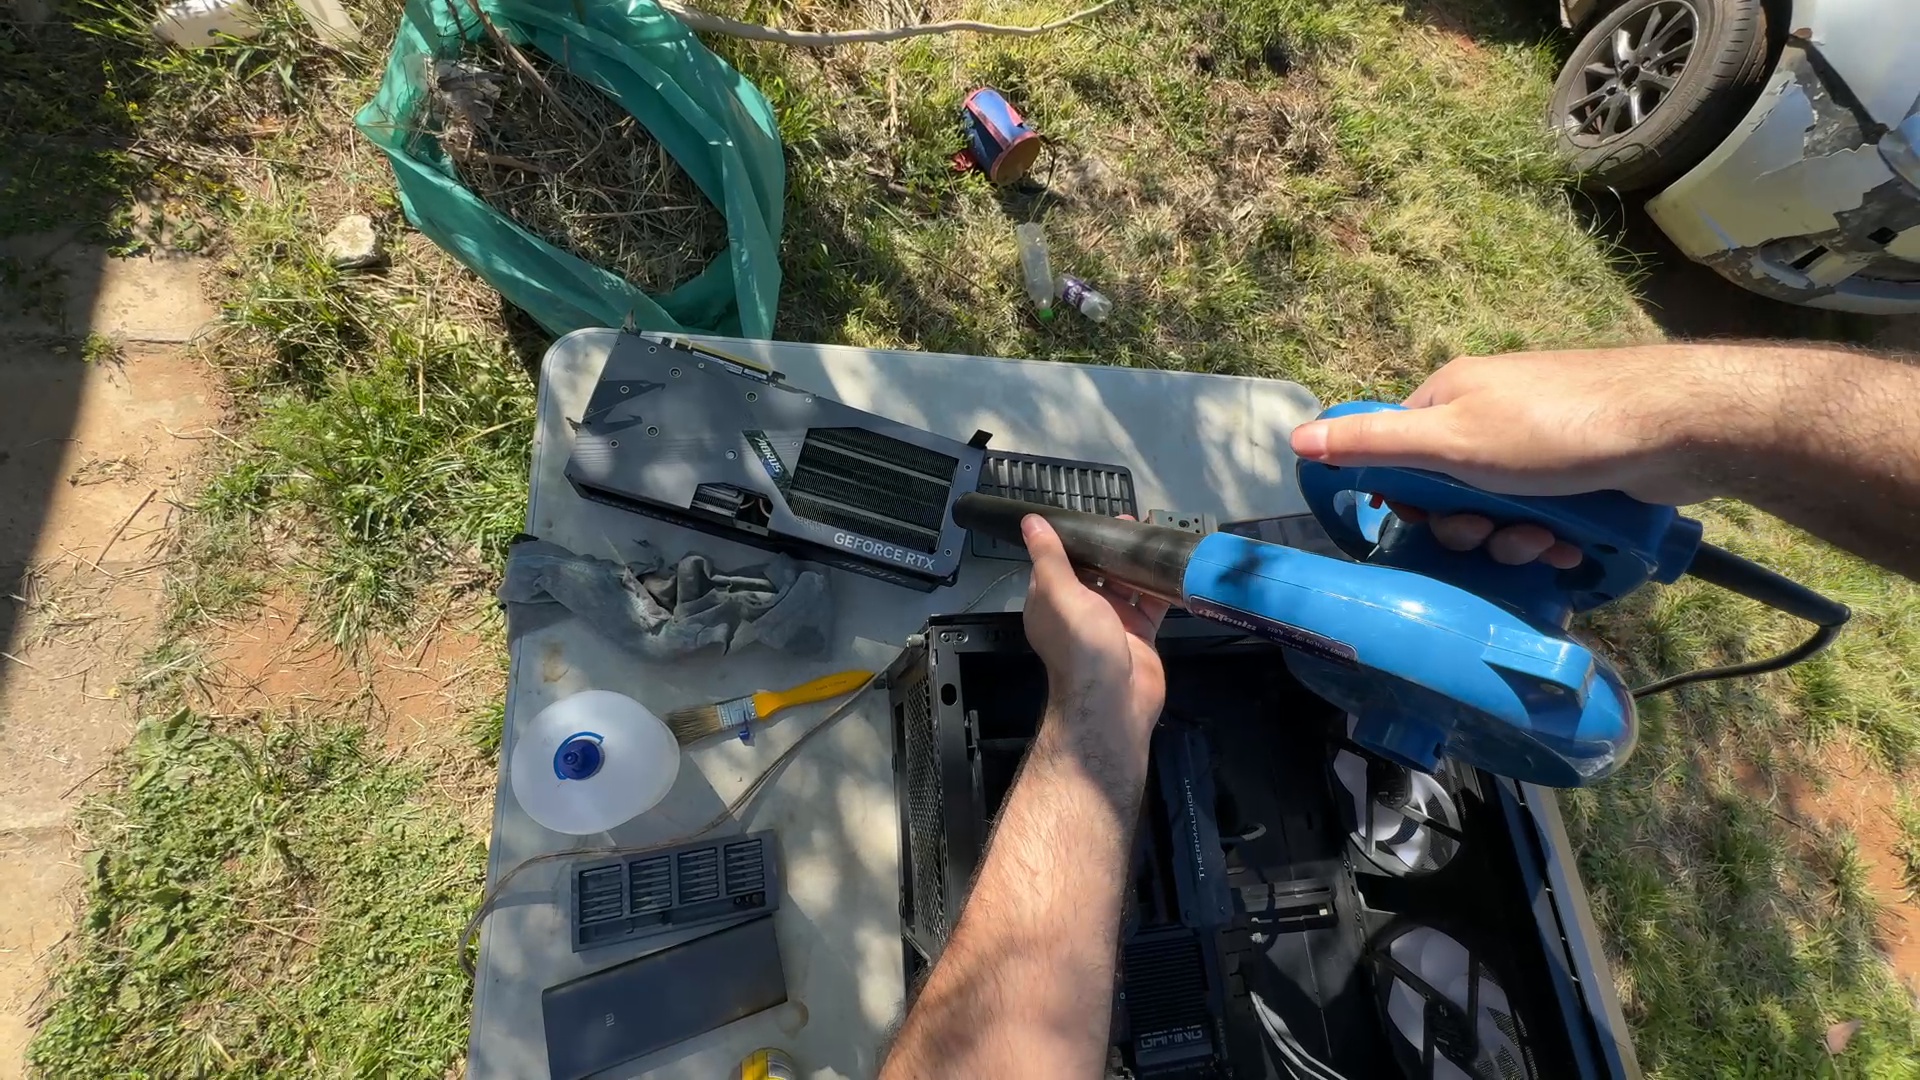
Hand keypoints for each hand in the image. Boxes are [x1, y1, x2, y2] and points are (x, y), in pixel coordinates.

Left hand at [1020, 515, 1168, 749]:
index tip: (1088, 517)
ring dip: (1134, 562)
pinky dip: (1159, 586)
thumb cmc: (1080, 643)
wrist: (1114, 700)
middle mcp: (1078, 610)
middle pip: (1094, 571)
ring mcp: (1110, 622)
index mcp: (1051, 602)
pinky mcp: (1138, 633)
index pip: (1056, 563)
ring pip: (1123, 584)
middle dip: (1108, 548)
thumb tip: (1030, 522)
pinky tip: (1170, 565)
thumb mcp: (1059, 592)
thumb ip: (1048, 556)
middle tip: (1128, 522)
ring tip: (1150, 535)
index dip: (1071, 541)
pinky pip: (1149, 603)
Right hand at [1290, 349, 1752, 564]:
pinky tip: (1568, 542)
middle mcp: (1486, 411)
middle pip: (1443, 485)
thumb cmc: (1552, 429)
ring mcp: (1535, 438)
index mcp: (1448, 396)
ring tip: (1543, 543)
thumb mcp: (1446, 441)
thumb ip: (1371, 443)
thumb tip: (1295, 438)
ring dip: (1508, 536)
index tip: (1431, 518)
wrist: (1688, 426)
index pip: (1396, 453)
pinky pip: (1537, 508)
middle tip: (1492, 534)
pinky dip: (1546, 532)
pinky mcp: (1577, 464)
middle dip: (1465, 523)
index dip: (1407, 495)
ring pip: (1492, 504)